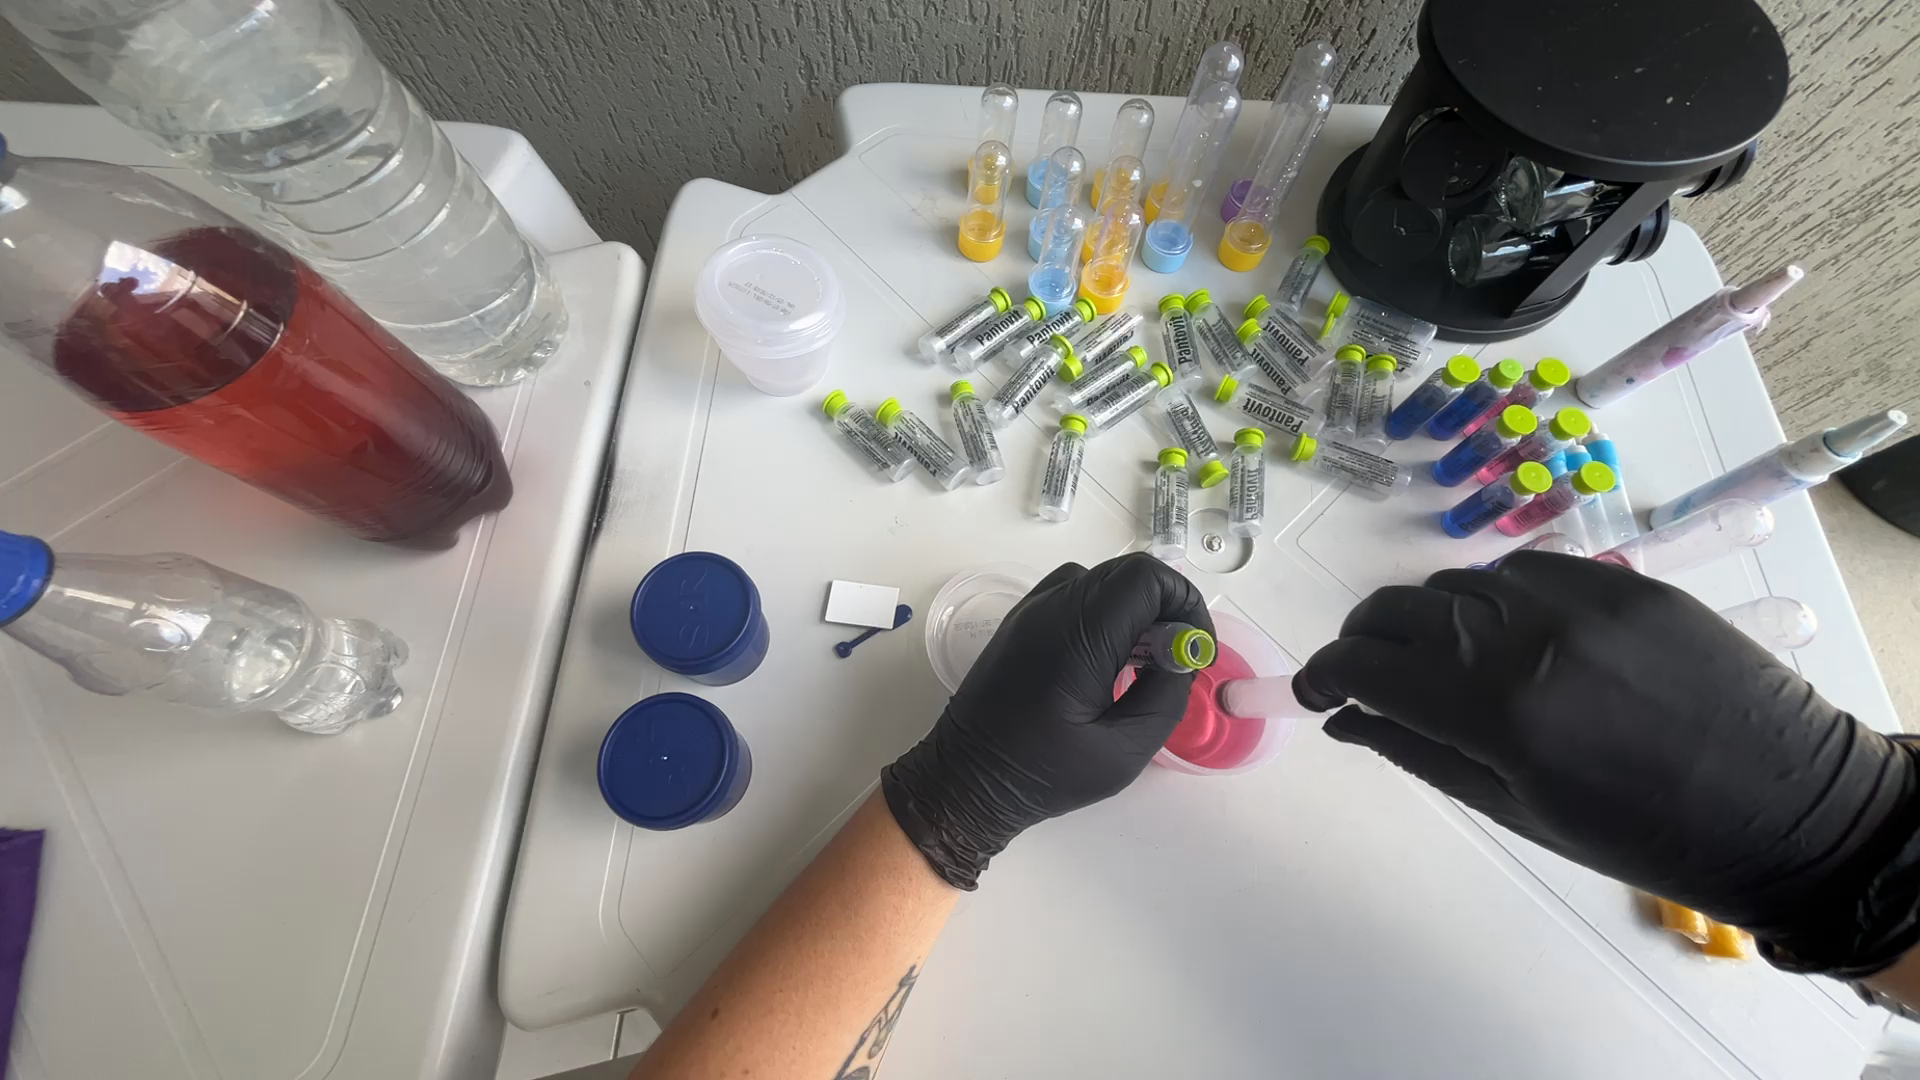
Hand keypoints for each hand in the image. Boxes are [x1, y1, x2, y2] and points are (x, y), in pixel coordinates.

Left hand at [883, 554, 1210, 889]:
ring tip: (1140, 663)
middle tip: (1172, 660)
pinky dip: (1104, 613)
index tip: (1192, 650)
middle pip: (1127, 573)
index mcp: (1077, 635)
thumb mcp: (1124, 752)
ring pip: (1102, 579)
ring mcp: (1032, 609)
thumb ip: (1165, 695)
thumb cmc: (1042, 773)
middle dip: (1164, 607)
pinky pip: (1075, 593)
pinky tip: (1106, 658)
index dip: (1183, 604)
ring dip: (1134, 609)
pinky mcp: (1022, 620)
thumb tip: (1183, 654)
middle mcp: (1052, 607)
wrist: (965, 777)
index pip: (1146, 578)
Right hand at [1296, 551, 1919, 976]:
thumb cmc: (1639, 833)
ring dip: (1427, 621)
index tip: (1315, 690)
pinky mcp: (1619, 582)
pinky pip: (1513, 570)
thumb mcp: (1509, 807)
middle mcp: (1522, 639)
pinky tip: (1512, 632)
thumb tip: (1339, 715)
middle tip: (1371, 670)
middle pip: (1391, 609)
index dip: (1321, 673)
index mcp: (1493, 712)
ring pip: (1446, 585)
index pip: (1362, 665)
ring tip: (1453, 658)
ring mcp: (1574, 600)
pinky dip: (1489, 598)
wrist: (1803, 813)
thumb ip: (1409, 749)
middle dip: (1362, 639)